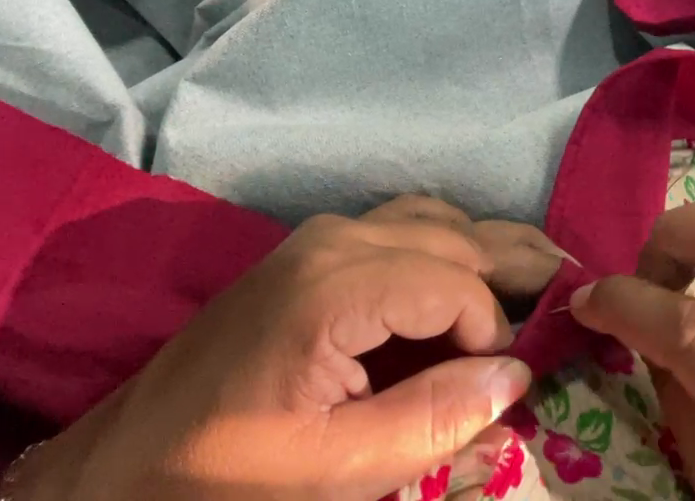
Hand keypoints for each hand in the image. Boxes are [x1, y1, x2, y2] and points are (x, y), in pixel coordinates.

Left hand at [5, 198, 550, 500]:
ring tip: (539, 278)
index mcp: (337, 286)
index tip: (501, 387)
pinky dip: (449, 244)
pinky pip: (403, 224)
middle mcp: (337, 236)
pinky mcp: (314, 246)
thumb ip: (431, 423)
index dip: (494, 334)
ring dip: (488, 249)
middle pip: (455, 237)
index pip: (457, 285)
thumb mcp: (331, 473)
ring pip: (434, 219)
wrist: (122, 462)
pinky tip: (469, 272)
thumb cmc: (220, 476)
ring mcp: (323, 234)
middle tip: (572, 297)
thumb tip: (517, 375)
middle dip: (516, 270)